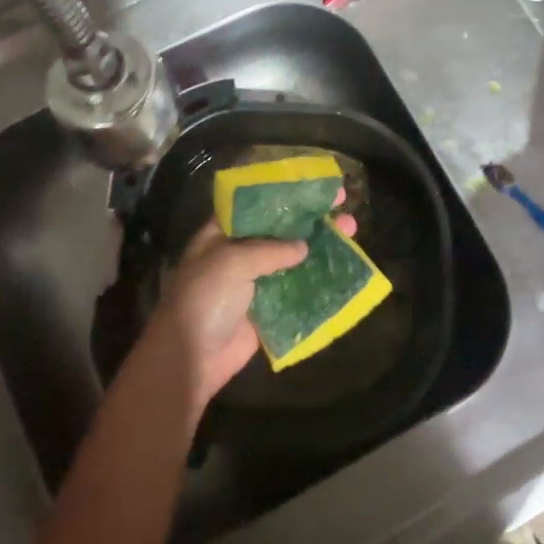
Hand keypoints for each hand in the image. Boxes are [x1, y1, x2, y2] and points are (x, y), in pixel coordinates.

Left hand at [146, 208, 358, 411]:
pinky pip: (294, 291)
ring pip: (291, 260)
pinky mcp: (266, 310)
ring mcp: (253, 282)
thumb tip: (303, 247)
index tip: (315, 187)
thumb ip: (270, 249)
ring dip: (319, 248)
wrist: (191, 357)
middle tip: (342, 205)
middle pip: (279, 230)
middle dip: (310, 219)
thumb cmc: (205, 298)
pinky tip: (342, 270)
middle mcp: (238, 253)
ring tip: (352, 232)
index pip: (256, 205)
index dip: (285, 195)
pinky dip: (316, 282)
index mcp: (221, 232)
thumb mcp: (233, 262)